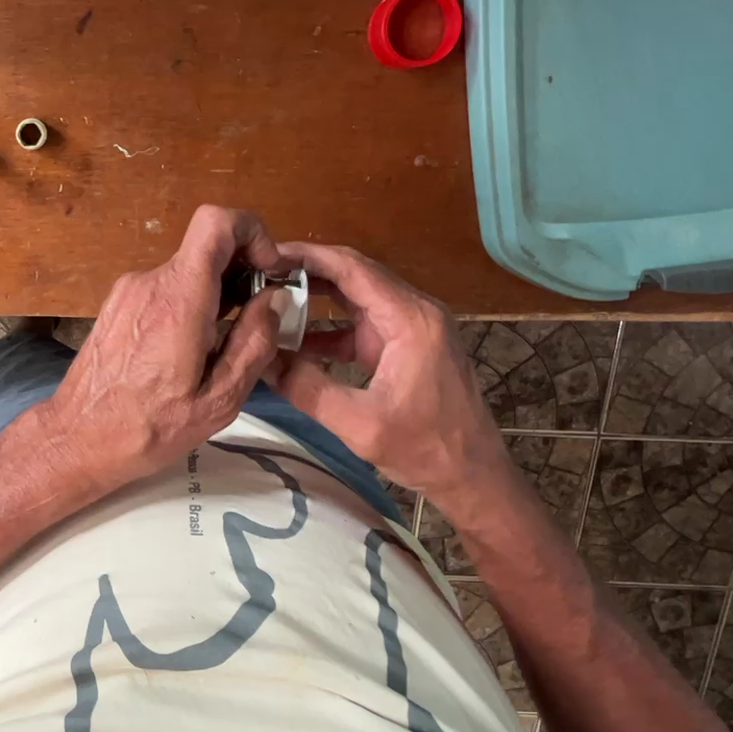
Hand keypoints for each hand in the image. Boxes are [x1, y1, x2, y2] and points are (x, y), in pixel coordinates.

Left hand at [44, 205, 290, 489]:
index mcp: (177, 300)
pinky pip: (165, 289)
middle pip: (206, 249)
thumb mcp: (218, 401)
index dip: (251, 232)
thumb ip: (253, 344)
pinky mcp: (117, 304)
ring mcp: (128, 290)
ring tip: (218, 347)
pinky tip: (188, 350)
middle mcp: (149, 282)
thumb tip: (274, 299)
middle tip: (253, 321)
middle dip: (240, 275)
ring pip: (187, 272)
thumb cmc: (148, 428)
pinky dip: (189, 306)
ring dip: (214, 296)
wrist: (76, 439)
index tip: (267, 272)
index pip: (215, 222)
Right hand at [272, 242, 512, 500]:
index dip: (306, 257)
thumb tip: (259, 360)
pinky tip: (291, 337)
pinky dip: (326, 327)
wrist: (474, 477)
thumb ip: (306, 388)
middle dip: (304, 270)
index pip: (352, 268)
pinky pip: (359, 322)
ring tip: (267, 297)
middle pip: (353, 273)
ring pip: (354, 295)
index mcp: (410, 319)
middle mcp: (414, 311)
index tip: (265, 254)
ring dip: (313, 296)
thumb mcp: (357, 423)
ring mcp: (411, 326)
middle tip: (257, 272)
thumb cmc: (425, 448)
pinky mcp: (404, 344)